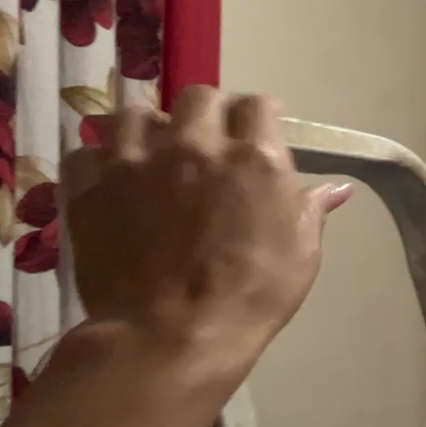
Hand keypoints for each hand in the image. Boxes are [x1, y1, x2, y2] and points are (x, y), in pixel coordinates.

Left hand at [62, 88, 350, 379]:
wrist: (175, 330)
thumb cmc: (256, 291)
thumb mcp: (303, 250)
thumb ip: (311, 208)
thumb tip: (336, 188)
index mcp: (256, 159)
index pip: (260, 106)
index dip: (265, 114)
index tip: (265, 130)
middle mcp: (195, 146)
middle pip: (199, 96)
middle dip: (212, 111)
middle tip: (216, 137)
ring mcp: (136, 162)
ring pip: (135, 112)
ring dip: (153, 125)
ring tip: (160, 150)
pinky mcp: (89, 185)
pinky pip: (91, 149)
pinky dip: (106, 156)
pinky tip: (120, 177)